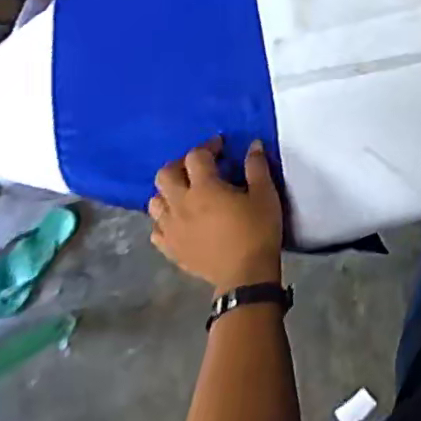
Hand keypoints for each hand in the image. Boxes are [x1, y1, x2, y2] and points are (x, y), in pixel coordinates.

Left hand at [148, 137, 283, 293]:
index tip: (222, 147)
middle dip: (181, 164)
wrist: (245, 275)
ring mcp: (171, 229)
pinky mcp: (169, 249)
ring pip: (155, 201)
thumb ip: (256, 166)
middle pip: (165, 174)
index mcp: (204, 188)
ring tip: (187, 193)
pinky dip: (164, 219)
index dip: (208, 146)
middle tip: (200, 166)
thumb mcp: (265, 194)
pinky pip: (156, 229)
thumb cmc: (257, 230)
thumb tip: (253, 145)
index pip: (196, 156)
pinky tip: (180, 220)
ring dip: (169, 191)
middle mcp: (180, 205)